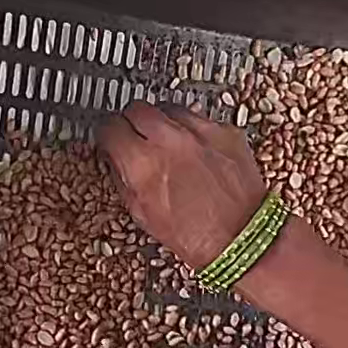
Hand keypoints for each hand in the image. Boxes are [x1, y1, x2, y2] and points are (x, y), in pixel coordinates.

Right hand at [97, 101, 266, 268]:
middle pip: (137, 108)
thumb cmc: (195, 236)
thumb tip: (116, 160)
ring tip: (165, 144)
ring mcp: (200, 132)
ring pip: (168, 108)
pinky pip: (199, 119)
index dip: (106, 133)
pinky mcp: (225, 132)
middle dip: (131, 121)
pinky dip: (191, 131)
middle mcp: (170, 141)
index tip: (109, 136)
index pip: (110, 127)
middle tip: (133, 136)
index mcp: (142, 163)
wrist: (241, 239)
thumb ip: (124, 179)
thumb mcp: (142, 213)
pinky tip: (193, 151)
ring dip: (161, 123)